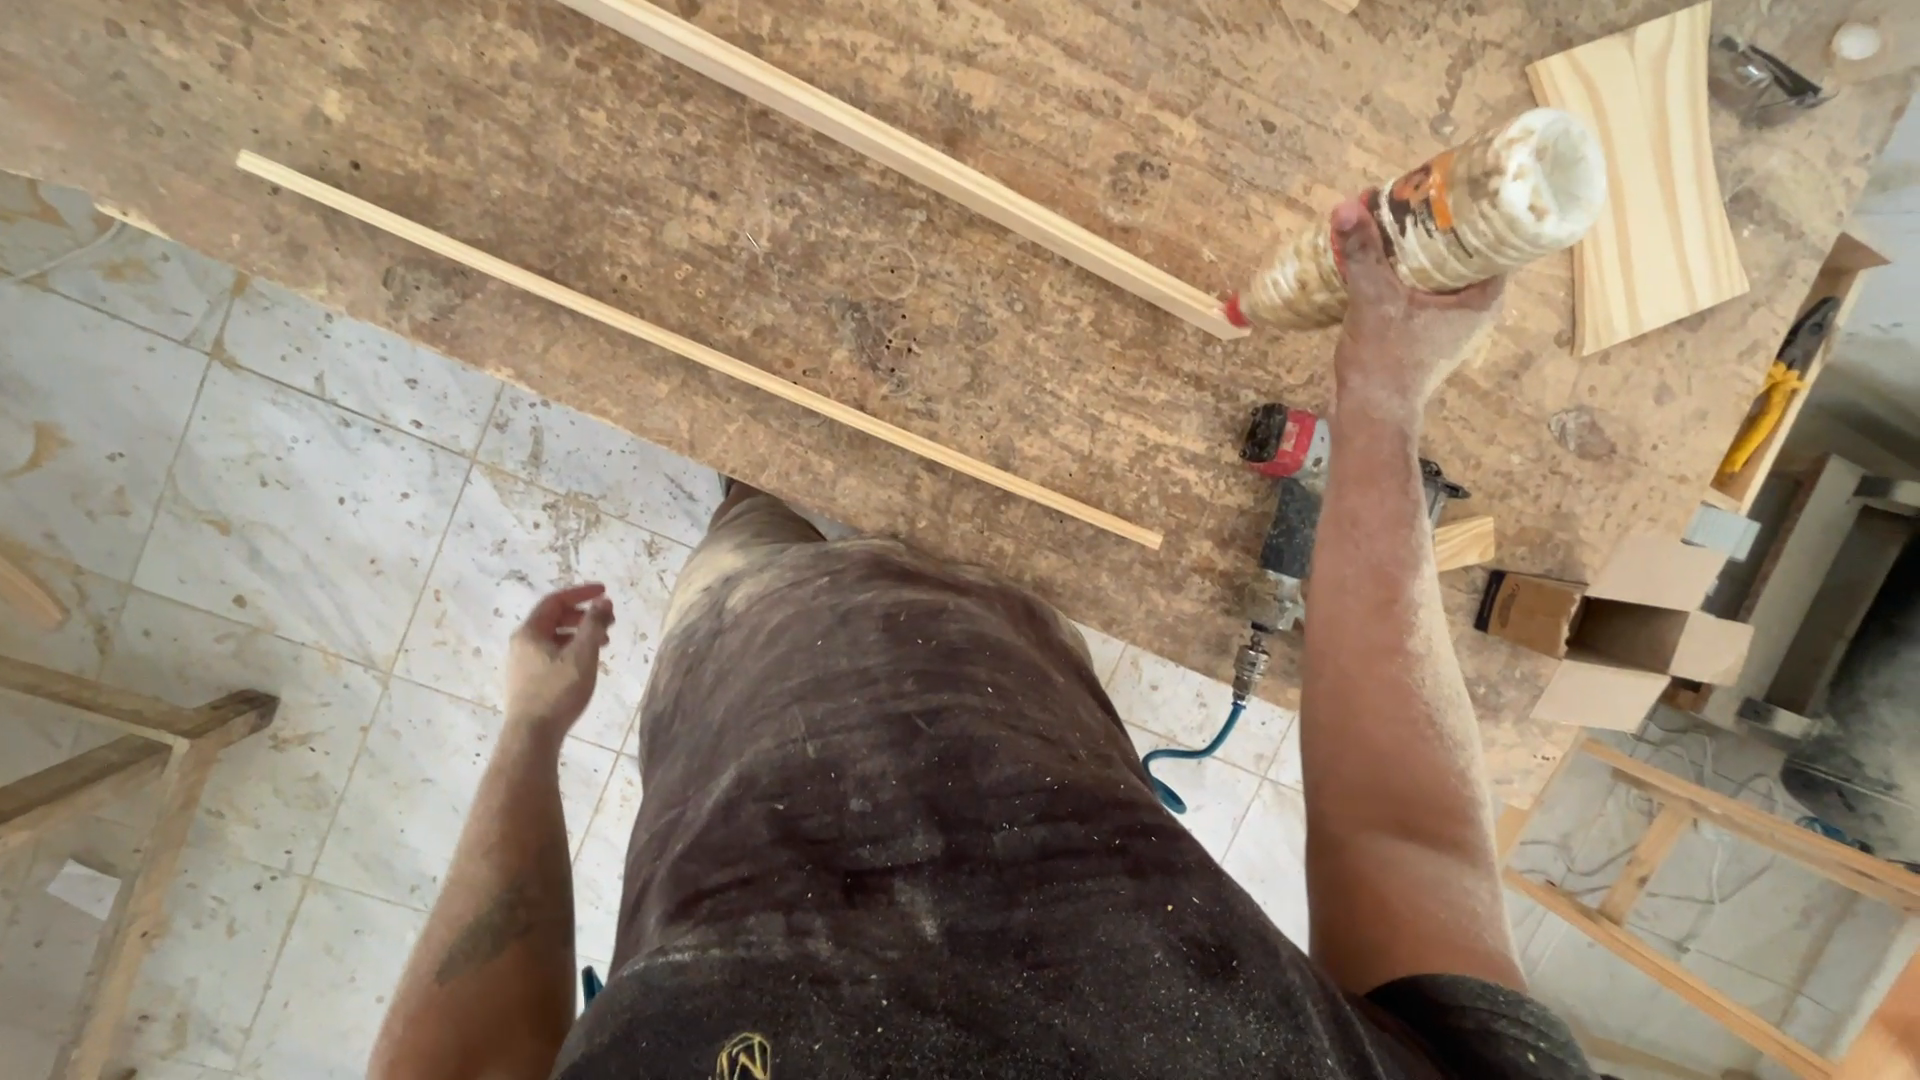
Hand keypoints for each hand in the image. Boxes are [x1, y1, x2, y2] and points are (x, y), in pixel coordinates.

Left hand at [504, 583, 614, 736]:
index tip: (605, 592)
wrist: (532, 735)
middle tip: (609, 621)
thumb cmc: (558, 691)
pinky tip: (586, 662)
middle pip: (554, 618)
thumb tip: (603, 601)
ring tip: (603, 643)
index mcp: (530, 632)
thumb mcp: (582, 654)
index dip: (581, 593)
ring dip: (580, 633)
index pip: (555, 601)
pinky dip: (572, 648)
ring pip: (554, 637)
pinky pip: (552, 653)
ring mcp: (523, 663)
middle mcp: (522, 644)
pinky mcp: (528, 680)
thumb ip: (594, 624)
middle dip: (583, 615)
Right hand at [1330, 194, 1503, 425]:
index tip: (1451, 188)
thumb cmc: (1386, 363)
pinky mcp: (1419, 337)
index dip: (1476, 210)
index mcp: (1482, 298)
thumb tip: (1348, 204)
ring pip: (1434, 275)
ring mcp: (1445, 326)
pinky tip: (1376, 262)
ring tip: (1389, 224)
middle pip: (1461, 254)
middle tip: (1412, 198)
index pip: (1495, 239)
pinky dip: (1399, 276)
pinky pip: (1415, 294)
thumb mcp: (1375, 301)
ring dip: (1412, 252)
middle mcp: (1471, 310)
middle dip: (1436, 228)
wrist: (1368, 417)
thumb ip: (1364, 254)